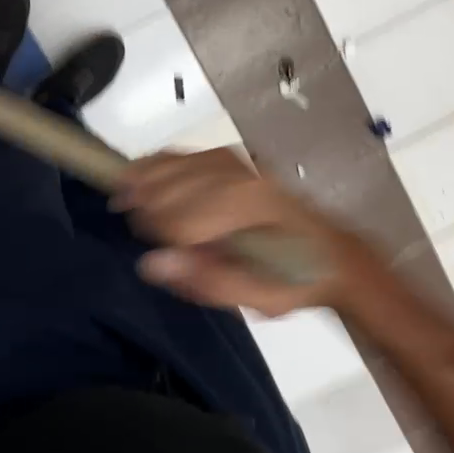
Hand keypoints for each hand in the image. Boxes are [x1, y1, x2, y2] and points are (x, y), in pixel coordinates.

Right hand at [115, 148, 353, 315]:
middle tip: (127, 220)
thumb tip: (153, 262)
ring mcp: (235, 164)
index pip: (183, 218)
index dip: (160, 235)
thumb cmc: (293, 279)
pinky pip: (182, 154)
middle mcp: (239, 178)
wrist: (331, 253)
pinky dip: (157, 163)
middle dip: (146, 204)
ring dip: (144, 179)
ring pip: (173, 164)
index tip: (150, 248)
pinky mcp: (231, 159)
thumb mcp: (255, 298)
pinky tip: (141, 171)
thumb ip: (206, 281)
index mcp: (248, 213)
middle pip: (173, 185)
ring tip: (122, 195)